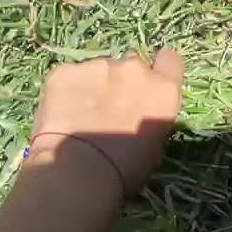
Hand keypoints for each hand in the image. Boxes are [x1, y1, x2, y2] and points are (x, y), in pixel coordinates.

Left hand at [26, 49, 184, 197]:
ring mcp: (98, 65)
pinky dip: (66, 91)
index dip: (159, 69)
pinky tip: (61, 114)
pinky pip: (68, 76)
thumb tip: (136, 116)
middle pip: (130, 64)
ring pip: (97, 69)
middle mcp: (133, 69)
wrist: (79, 170)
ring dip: (92, 86)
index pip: (170, 60)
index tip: (150, 81)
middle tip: (108, 108)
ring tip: (79, 115)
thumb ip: (149, 117)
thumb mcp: (154, 146)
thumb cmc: (125, 170)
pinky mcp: (65, 71)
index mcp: (162, 89)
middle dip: (121, 81)